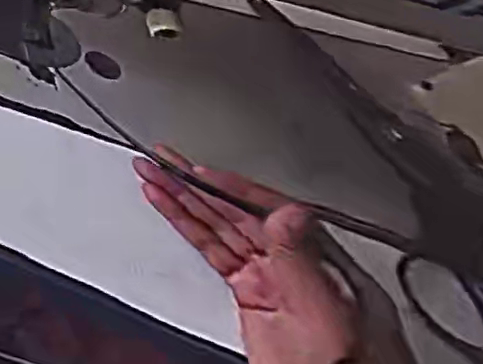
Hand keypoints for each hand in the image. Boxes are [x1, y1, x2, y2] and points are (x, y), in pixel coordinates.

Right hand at [135, 146, 357, 363]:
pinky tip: (164, 204)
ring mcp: (275, 282)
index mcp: (331, 272)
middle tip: (162, 161)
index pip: (274, 214)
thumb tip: (291, 212)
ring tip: (150, 173)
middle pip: (238, 216)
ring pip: (218, 227)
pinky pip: (211, 249)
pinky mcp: (252, 295)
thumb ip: (304, 266)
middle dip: (195, 186)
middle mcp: (300, 270)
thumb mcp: (325, 322)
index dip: (233, 190)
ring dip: (180, 198)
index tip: (200, 172)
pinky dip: (184, 224)